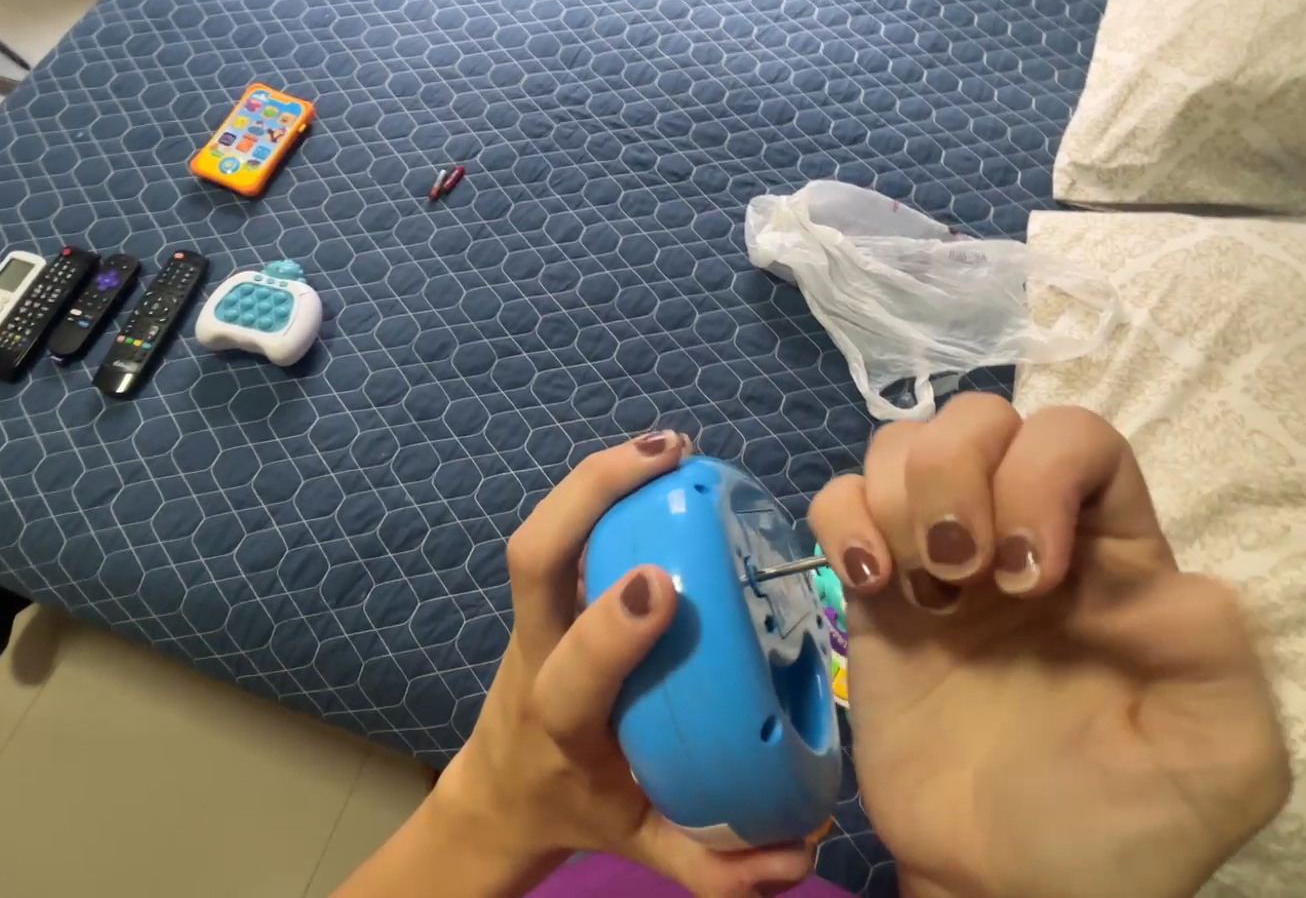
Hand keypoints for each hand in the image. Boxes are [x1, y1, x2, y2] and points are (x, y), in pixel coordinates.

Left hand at [340, 431, 814, 897]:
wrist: (503, 787)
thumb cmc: (577, 806)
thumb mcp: (644, 845)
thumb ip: (718, 865)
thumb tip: (802, 854)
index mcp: (559, 719)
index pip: (572, 669)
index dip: (612, 626)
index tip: (664, 587)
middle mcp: (537, 651)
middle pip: (533, 559)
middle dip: (591, 495)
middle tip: (668, 457)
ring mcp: (534, 614)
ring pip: (543, 531)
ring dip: (599, 479)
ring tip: (669, 448)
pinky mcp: (546, 593)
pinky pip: (565, 529)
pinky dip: (603, 490)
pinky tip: (654, 469)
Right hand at [808, 395, 1289, 897]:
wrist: (999, 881)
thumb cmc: (1114, 825)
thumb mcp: (1214, 763)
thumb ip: (1219, 661)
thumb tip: (1173, 578)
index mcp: (1108, 553)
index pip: (1076, 437)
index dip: (1042, 473)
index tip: (1028, 579)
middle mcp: (1016, 529)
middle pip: (975, 417)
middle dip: (956, 480)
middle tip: (960, 575)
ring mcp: (934, 553)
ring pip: (898, 445)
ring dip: (900, 502)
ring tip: (916, 590)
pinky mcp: (869, 584)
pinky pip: (835, 498)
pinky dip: (842, 521)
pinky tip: (867, 585)